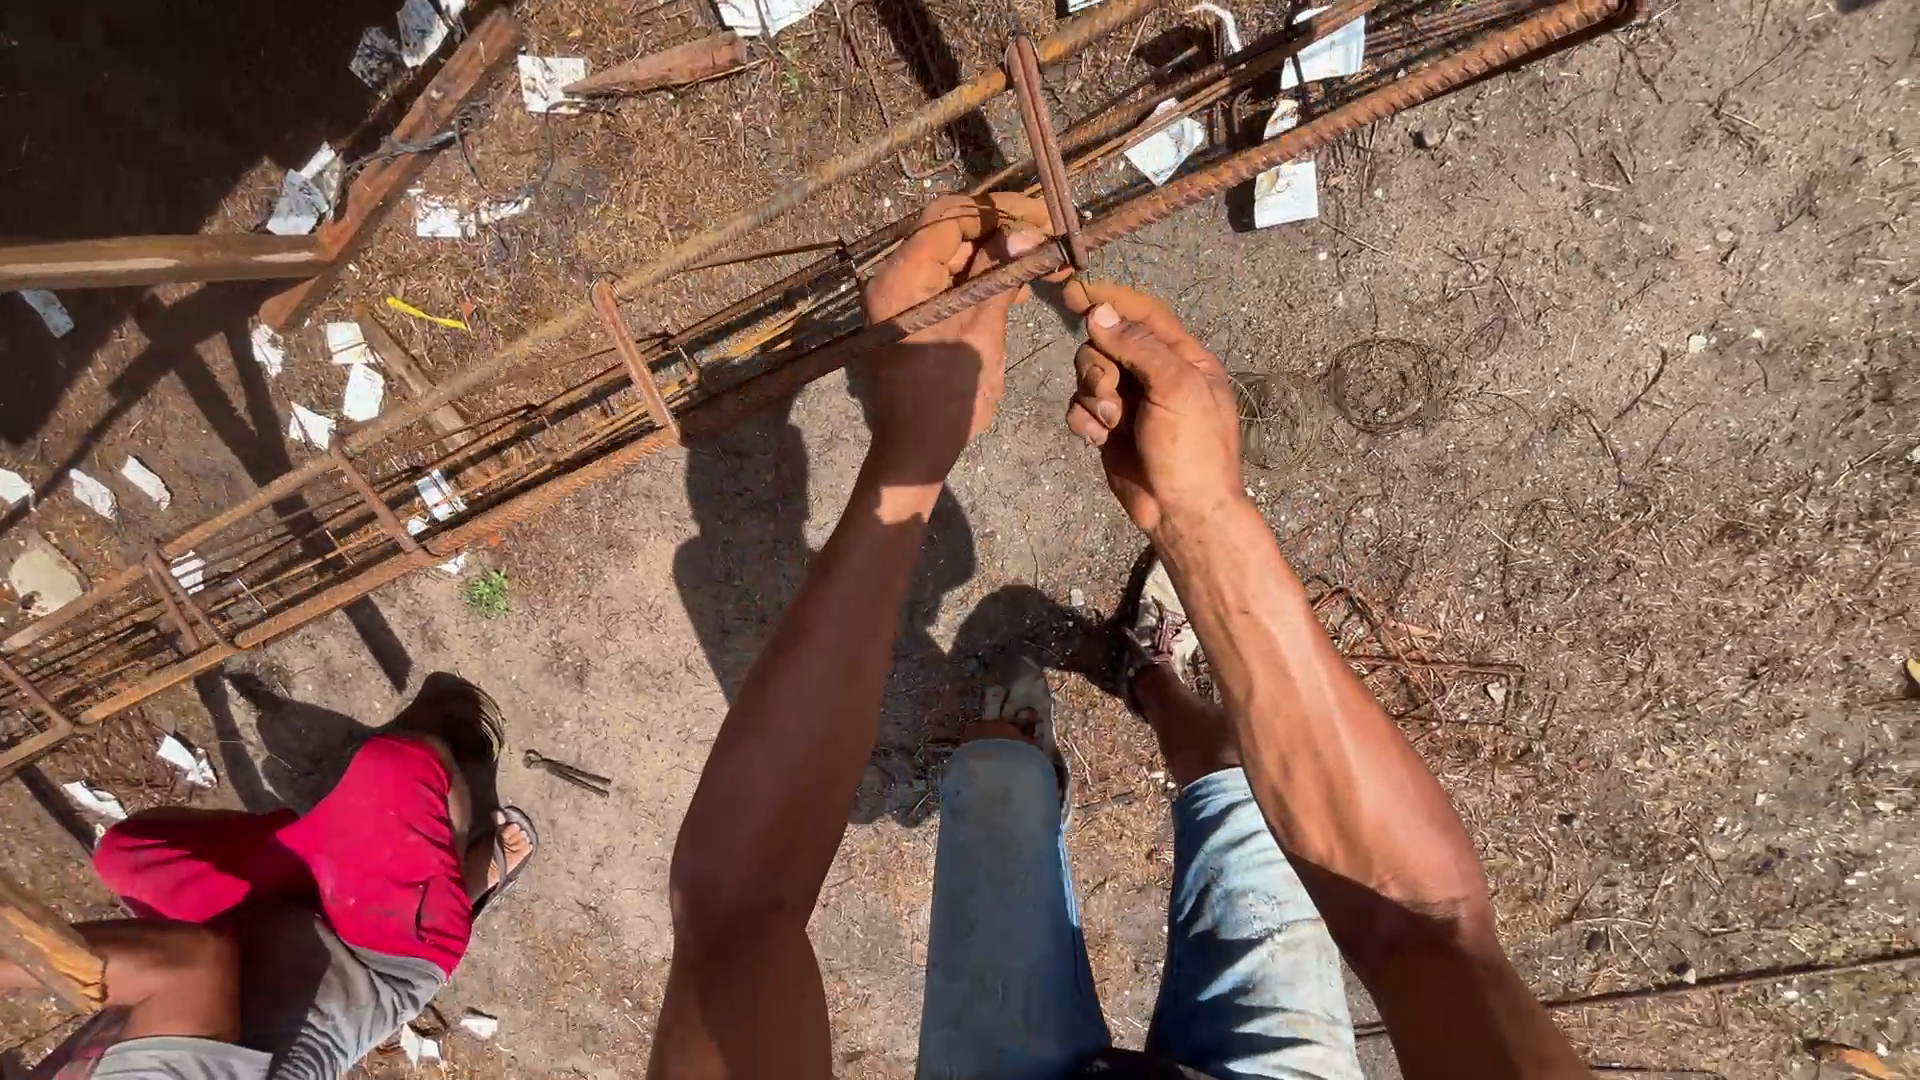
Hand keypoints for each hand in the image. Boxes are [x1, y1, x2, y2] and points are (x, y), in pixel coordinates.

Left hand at [858, 194, 1051, 482]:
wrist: (916, 450)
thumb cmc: (946, 395)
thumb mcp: (980, 330)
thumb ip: (1000, 275)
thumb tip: (1027, 232)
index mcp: (901, 278)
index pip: (946, 219)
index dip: (994, 213)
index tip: (1037, 217)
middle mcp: (896, 282)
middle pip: (949, 237)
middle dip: (999, 234)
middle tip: (1045, 238)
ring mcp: (905, 303)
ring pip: (954, 263)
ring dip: (995, 259)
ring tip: (1040, 265)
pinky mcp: (918, 322)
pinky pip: (952, 289)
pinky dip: (982, 284)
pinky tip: (1017, 289)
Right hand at [1062, 281, 1243, 539]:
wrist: (1180, 512)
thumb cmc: (1192, 448)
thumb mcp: (1175, 388)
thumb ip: (1138, 347)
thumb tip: (1099, 313)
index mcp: (1183, 358)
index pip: (1144, 314)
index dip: (1112, 298)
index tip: (1075, 291)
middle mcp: (1153, 374)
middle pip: (1106, 343)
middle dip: (1098, 365)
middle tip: (1109, 393)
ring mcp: (1129, 402)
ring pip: (1088, 376)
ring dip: (1092, 396)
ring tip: (1110, 424)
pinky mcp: (1107, 429)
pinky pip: (1080, 408)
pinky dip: (1083, 421)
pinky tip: (1097, 439)